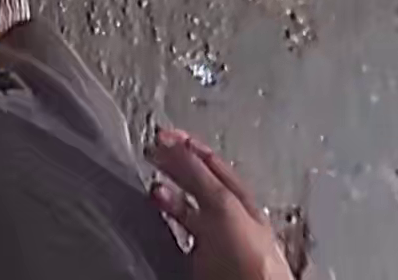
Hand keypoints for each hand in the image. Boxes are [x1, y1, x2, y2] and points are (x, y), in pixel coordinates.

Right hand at [148, 127, 294, 279]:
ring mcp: (215, 241)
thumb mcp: (223, 204)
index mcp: (241, 199)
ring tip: (152, 188)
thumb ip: (197, 172)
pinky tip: (157, 218)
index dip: (185, 143)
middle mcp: (228, 218)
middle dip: (172, 163)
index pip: (210, 160)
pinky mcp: (200, 262)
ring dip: (167, 193)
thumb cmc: (248, 259)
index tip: (161, 134)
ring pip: (185, 207)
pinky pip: (178, 232)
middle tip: (149, 151)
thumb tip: (171, 143)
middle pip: (196, 180)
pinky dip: (165, 220)